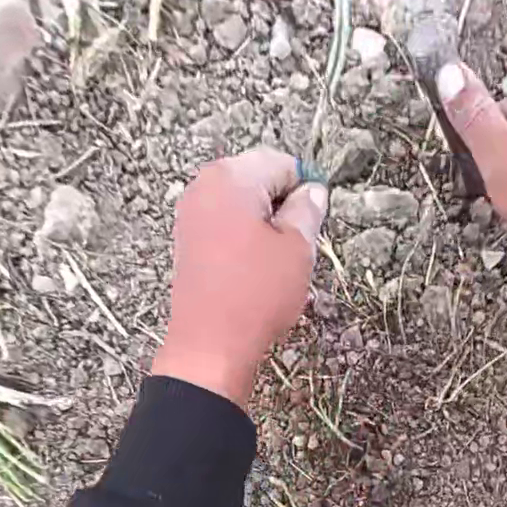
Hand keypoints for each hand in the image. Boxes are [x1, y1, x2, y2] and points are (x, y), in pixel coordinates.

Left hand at [149, 148, 327, 408]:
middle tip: (301, 247)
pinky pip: (227, 228)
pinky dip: (249, 242)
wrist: (212, 344)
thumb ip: (308, 211)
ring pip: (244, 207)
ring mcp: (192, 215)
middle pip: (258, 181)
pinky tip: (261, 273)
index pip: (281, 163)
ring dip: (268, 228)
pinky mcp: (189, 243)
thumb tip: (314, 191)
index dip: (307, 189)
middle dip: (285, 208)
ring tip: (282, 265)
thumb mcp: (297, 249)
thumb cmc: (258, 293)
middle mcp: (204, 186)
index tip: (317, 222)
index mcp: (232, 178)